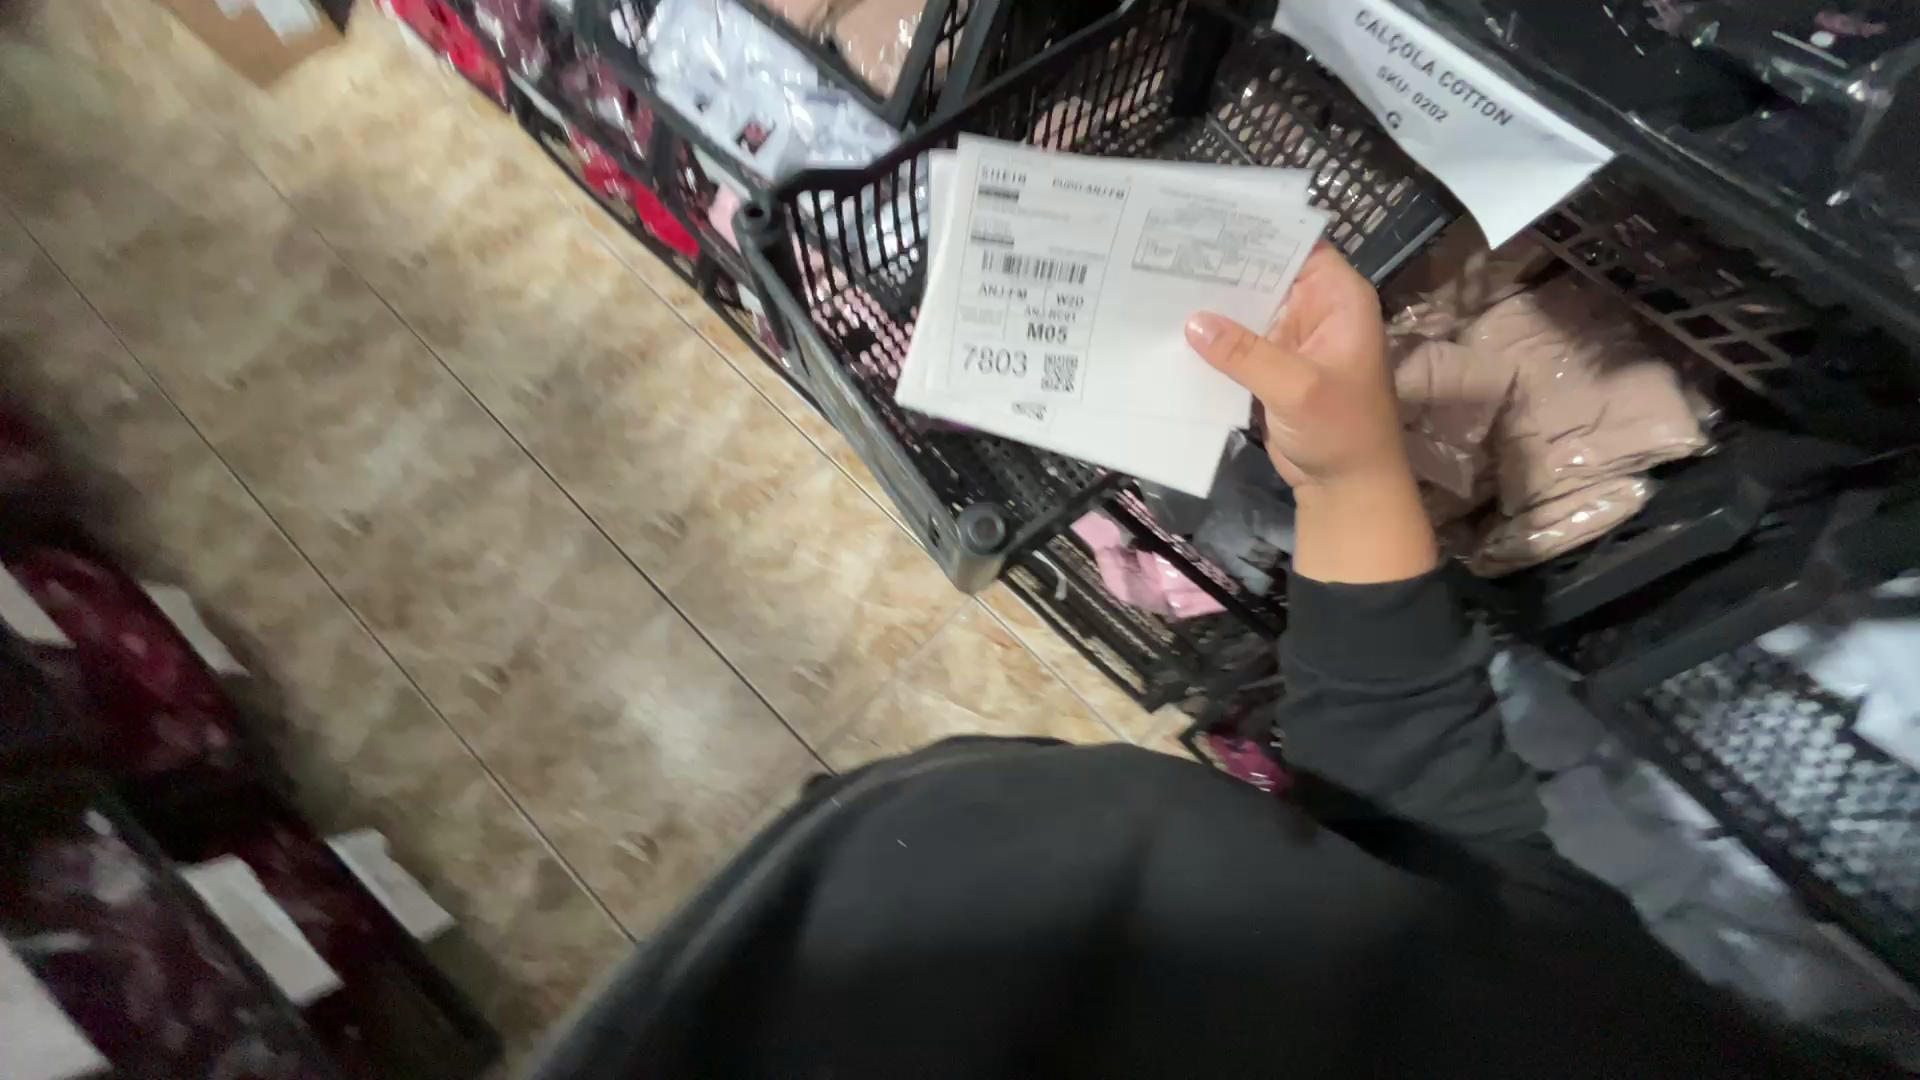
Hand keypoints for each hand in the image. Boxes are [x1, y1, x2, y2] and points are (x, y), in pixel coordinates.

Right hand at [1184, 244, 1435, 583]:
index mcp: (1337, 299)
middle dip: (1223, 268)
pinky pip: (1237, 344)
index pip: (1297, 246)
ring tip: (1161, 287)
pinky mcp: (1269, 368)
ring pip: (1247, 310)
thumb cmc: (1339, 429)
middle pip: (1266, 275)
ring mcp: (1290, 340)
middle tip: (1168, 256)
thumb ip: (1245, 353)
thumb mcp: (1295, 386)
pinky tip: (1175, 333)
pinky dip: (1212, 341)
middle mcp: (1314, 311)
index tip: (1206, 225)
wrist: (1344, 484)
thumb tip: (1192, 322)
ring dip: (1213, 306)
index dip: (1257, 233)